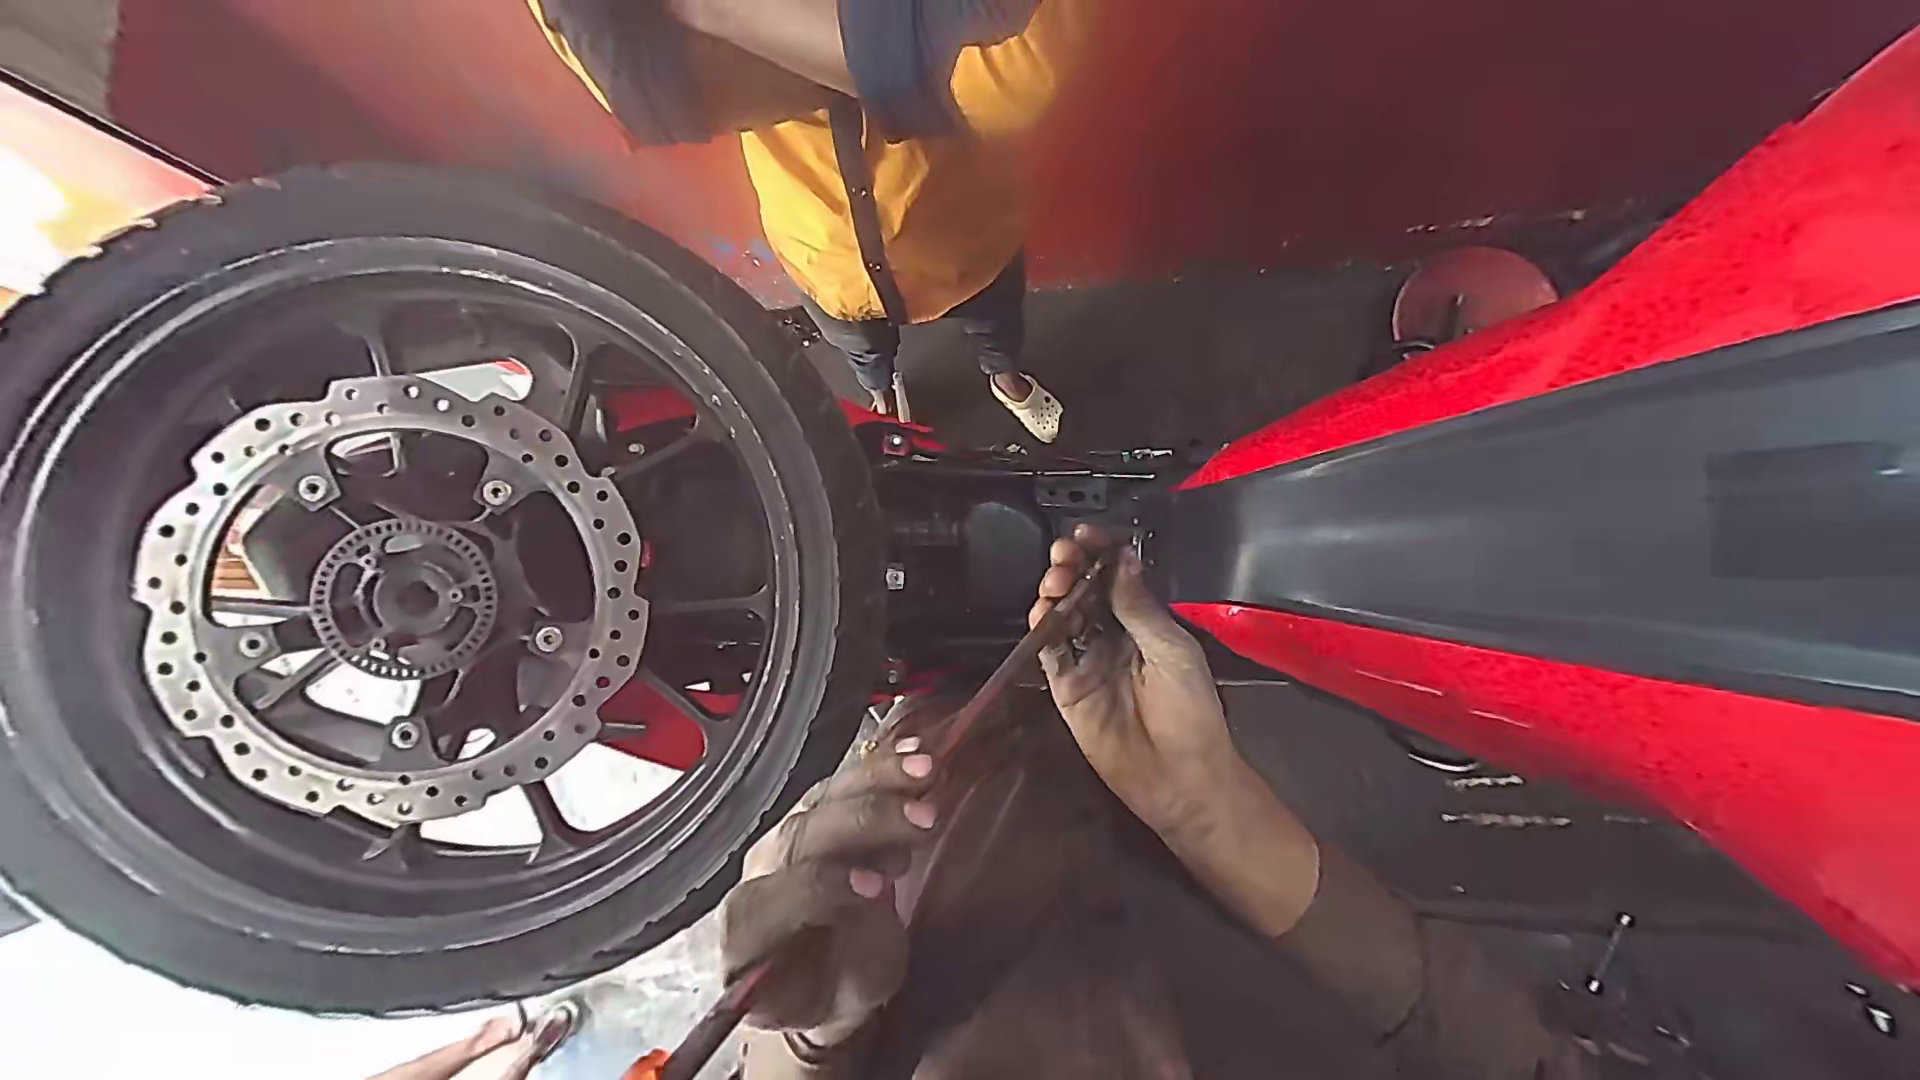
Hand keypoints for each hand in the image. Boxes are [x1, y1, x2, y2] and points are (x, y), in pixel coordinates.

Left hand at [723, 738, 939, 1041]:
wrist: (812, 968)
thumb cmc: (827, 990)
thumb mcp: (849, 997)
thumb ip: (859, 953)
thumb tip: (877, 894)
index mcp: (748, 931)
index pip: (780, 897)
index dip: (826, 886)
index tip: (879, 885)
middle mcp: (760, 869)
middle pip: (805, 831)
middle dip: (868, 819)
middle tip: (925, 817)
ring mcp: (786, 830)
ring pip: (826, 795)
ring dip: (880, 777)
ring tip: (926, 769)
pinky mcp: (816, 806)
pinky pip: (845, 779)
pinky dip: (882, 764)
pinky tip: (915, 751)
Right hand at [1028, 525, 1237, 832]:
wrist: (1180, 778)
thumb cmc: (1191, 712)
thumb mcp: (1172, 651)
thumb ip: (1139, 607)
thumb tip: (1122, 560)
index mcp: (1143, 622)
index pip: (1115, 578)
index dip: (1099, 553)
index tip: (1085, 534)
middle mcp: (1112, 635)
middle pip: (1082, 591)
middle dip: (1070, 567)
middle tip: (1064, 555)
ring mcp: (1087, 660)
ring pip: (1062, 615)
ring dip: (1054, 592)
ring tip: (1054, 581)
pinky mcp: (1066, 687)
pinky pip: (1049, 652)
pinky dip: (1041, 630)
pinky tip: (1041, 613)